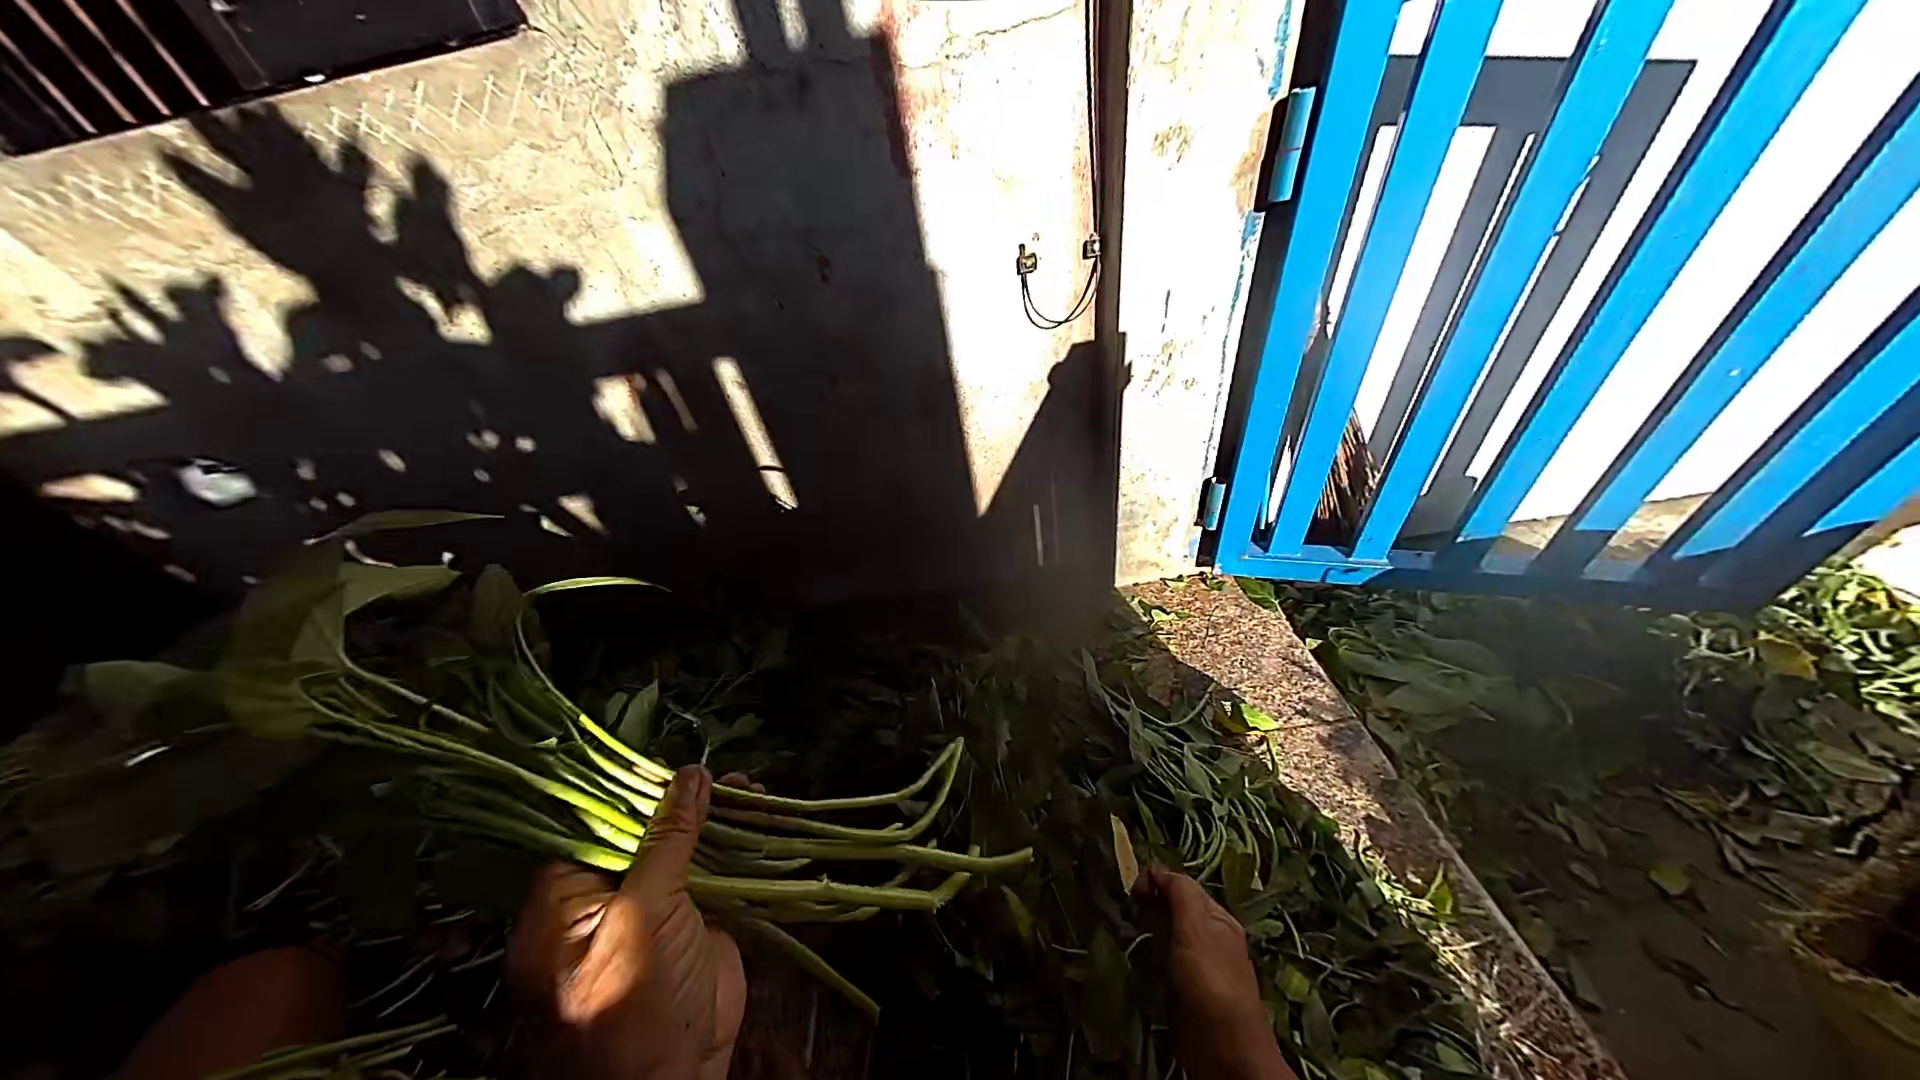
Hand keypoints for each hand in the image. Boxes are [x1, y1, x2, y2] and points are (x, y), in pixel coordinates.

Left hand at [510, 765, 745, 1079]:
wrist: (678, 1073)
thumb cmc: (636, 1000)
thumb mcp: (643, 913)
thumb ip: (667, 840)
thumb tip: (690, 776)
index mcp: (565, 902)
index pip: (591, 828)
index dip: (628, 792)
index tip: (662, 760)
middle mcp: (605, 898)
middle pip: (644, 831)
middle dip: (682, 800)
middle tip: (714, 772)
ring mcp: (653, 905)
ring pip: (683, 846)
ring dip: (714, 816)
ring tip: (744, 787)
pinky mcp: (693, 914)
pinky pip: (712, 866)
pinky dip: (735, 841)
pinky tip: (755, 815)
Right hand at [1133, 867, 1295, 1079]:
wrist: (1227, 1053)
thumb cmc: (1212, 983)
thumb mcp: (1197, 927)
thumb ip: (1180, 893)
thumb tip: (1156, 871)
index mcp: (1216, 918)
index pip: (1181, 885)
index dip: (1155, 881)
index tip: (1131, 893)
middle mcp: (1208, 938)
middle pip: (1171, 910)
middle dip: (1146, 907)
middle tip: (1124, 913)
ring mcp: (1196, 967)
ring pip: (1163, 937)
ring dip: (1143, 934)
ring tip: (1123, 935)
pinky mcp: (1184, 992)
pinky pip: (1160, 965)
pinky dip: (1145, 960)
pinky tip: (1131, 962)